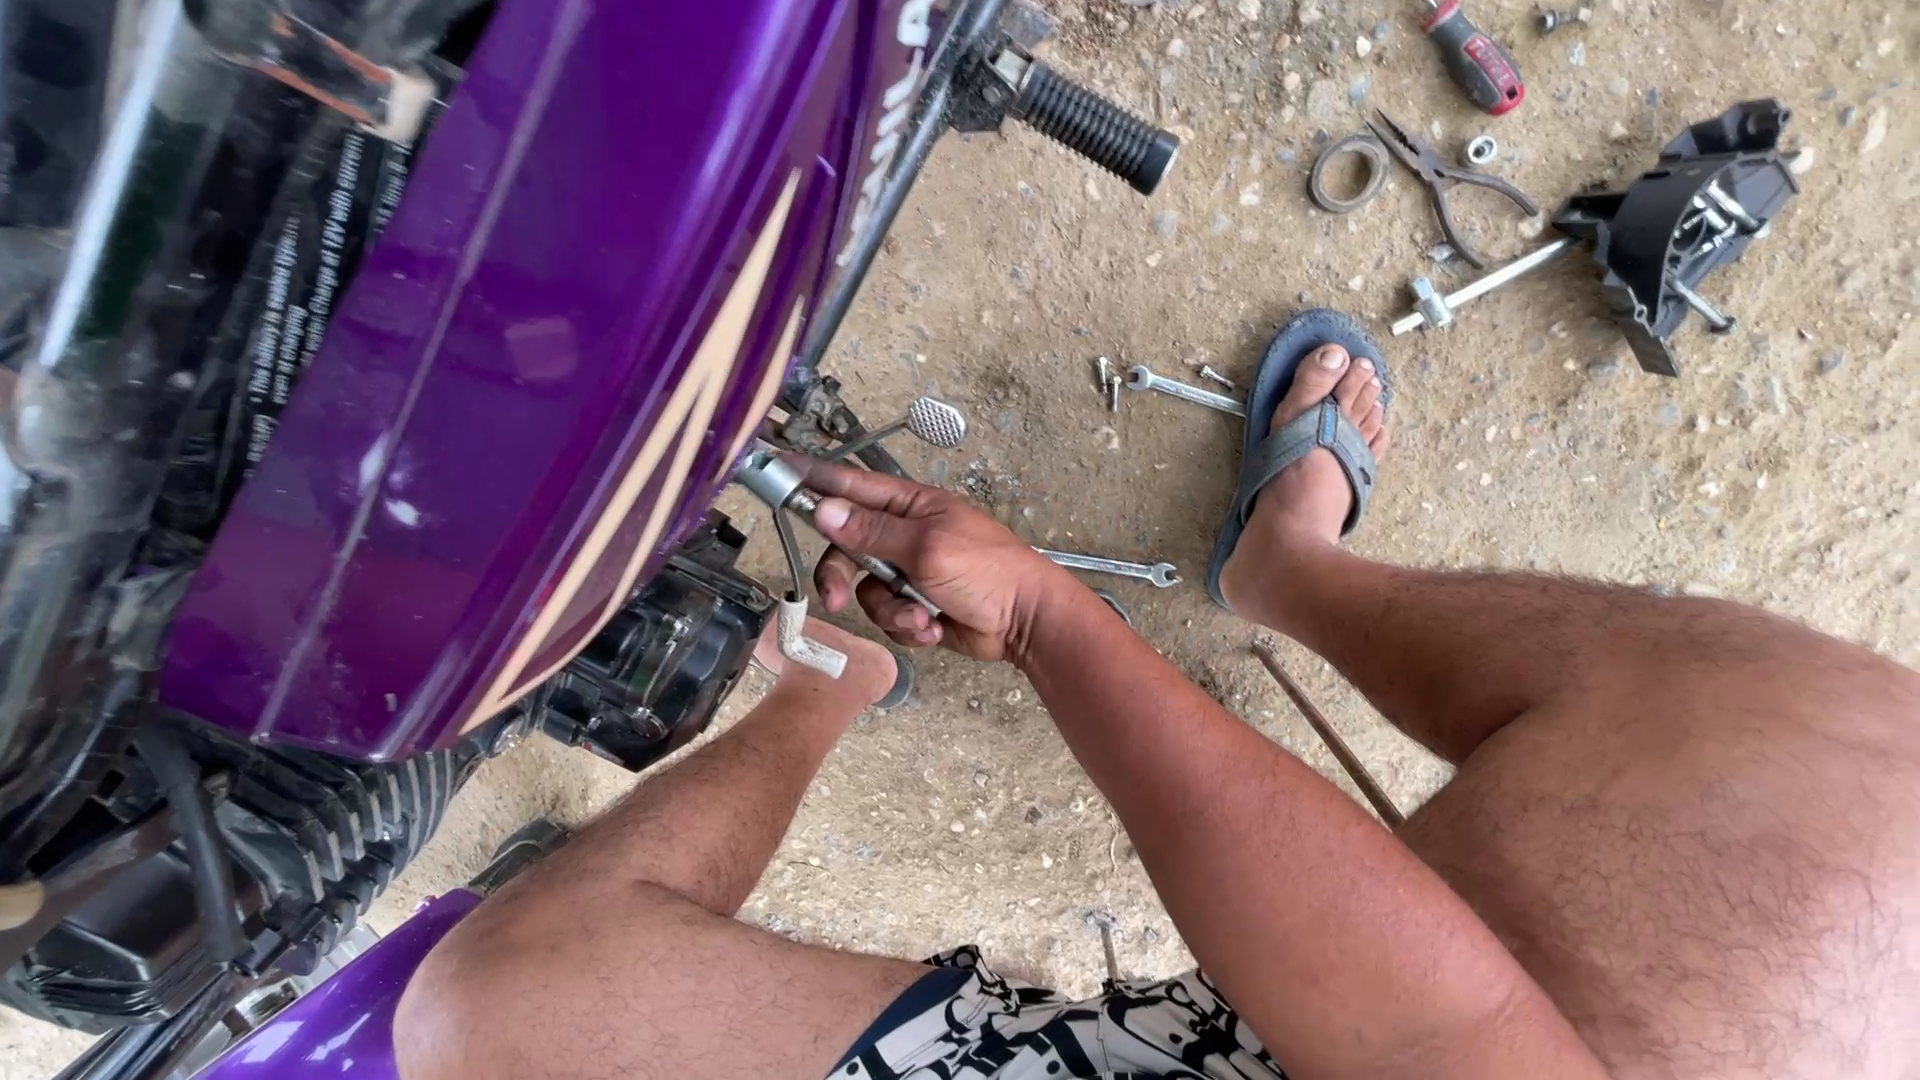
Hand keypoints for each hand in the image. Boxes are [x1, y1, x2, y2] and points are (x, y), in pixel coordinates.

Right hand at [799, 459, 1073, 662]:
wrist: (1024, 621)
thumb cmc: (987, 570)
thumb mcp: (927, 546)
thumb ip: (873, 532)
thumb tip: (825, 510)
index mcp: (911, 506)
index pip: (852, 487)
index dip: (815, 482)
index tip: (778, 474)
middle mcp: (905, 535)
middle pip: (846, 547)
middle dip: (841, 576)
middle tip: (836, 598)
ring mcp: (910, 572)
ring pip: (867, 590)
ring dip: (891, 610)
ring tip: (924, 616)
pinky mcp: (916, 605)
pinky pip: (889, 616)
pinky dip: (909, 626)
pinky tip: (936, 627)